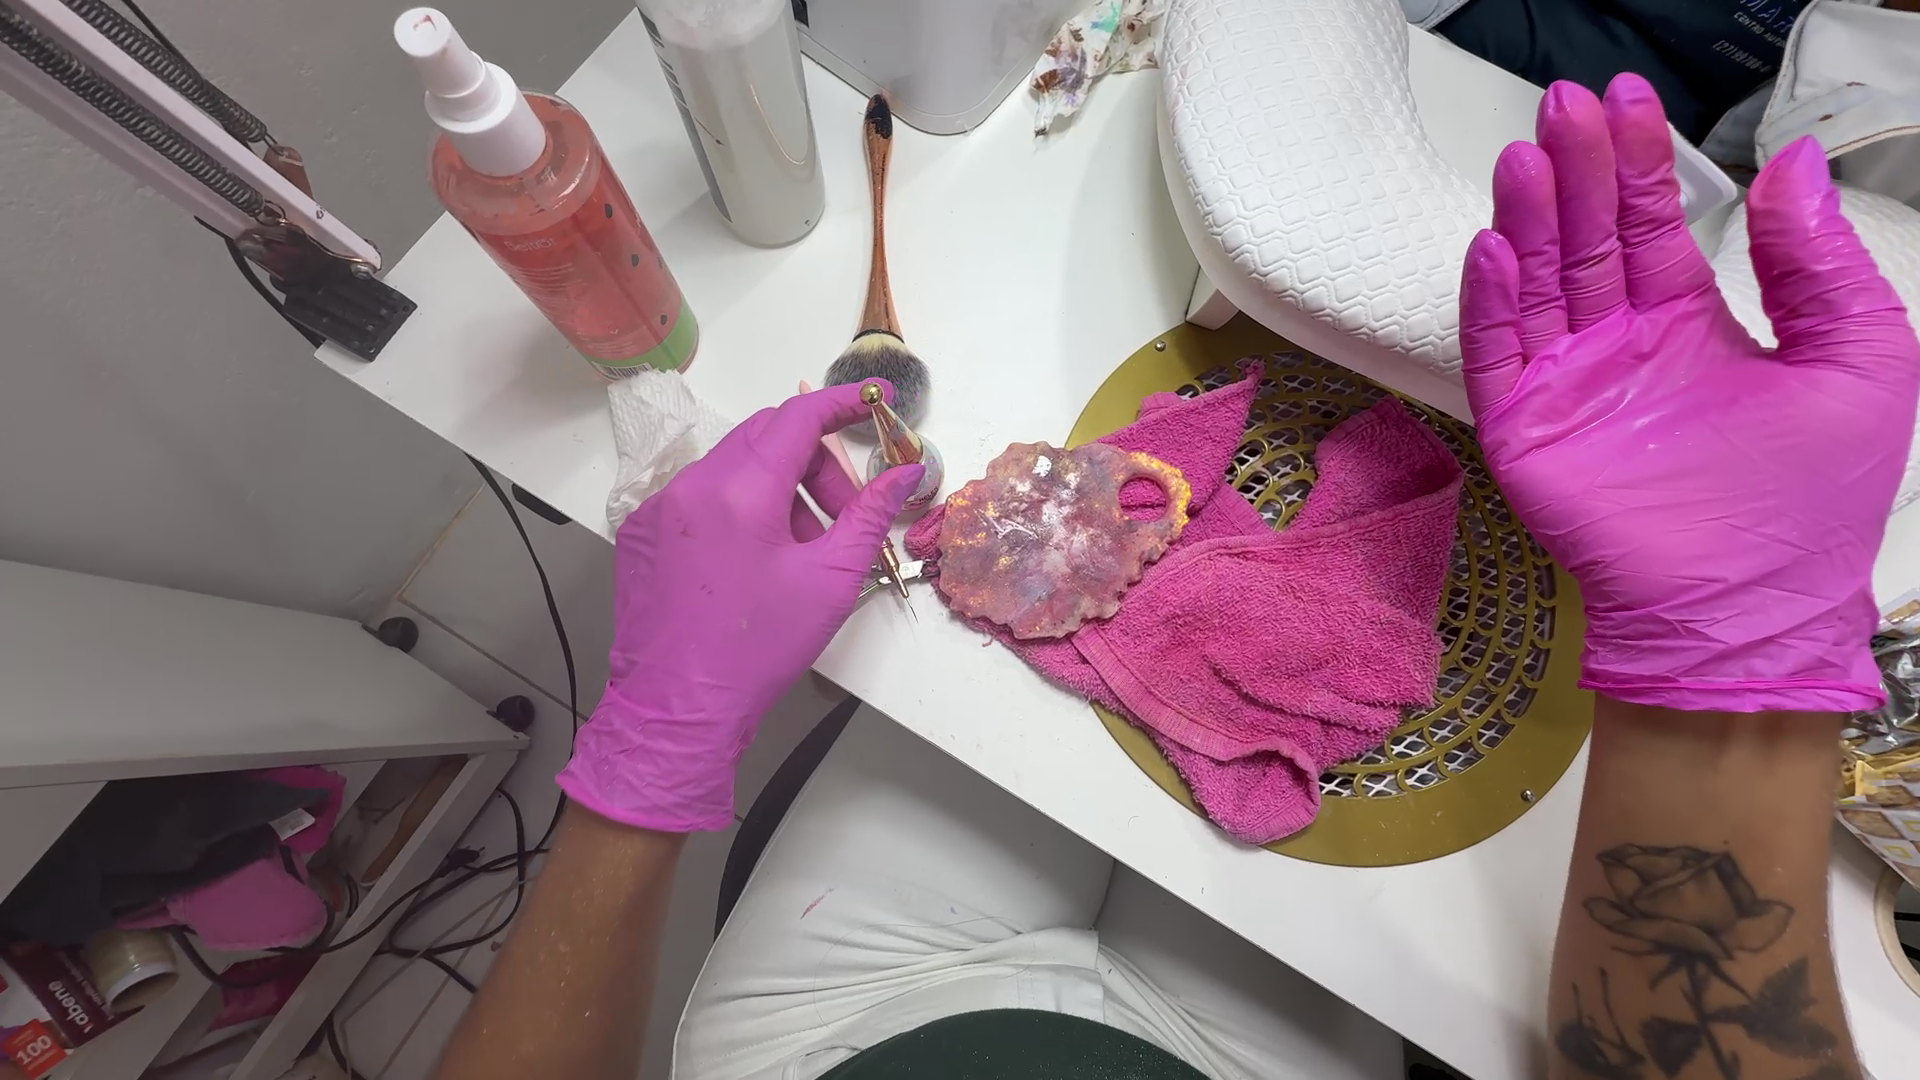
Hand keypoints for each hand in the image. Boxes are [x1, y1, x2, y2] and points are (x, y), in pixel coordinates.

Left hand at [557, 383, 922, 831]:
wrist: (677, 710)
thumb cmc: (759, 648)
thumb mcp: (830, 580)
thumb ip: (871, 515)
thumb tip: (907, 472)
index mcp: (739, 492)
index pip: (797, 417)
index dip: (842, 402)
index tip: (877, 399)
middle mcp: (691, 485)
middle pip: (768, 437)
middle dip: (817, 461)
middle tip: (846, 511)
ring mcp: (660, 508)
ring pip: (736, 466)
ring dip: (782, 489)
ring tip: (803, 550)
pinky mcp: (645, 532)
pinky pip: (705, 495)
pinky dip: (745, 507)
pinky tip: (758, 561)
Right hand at [1460, 75, 1918, 711]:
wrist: (1733, 595)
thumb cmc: (1800, 494)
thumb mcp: (1857, 359)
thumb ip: (1817, 265)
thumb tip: (1790, 167)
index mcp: (1686, 325)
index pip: (1648, 227)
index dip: (1636, 162)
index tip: (1623, 100)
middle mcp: (1613, 345)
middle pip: (1581, 243)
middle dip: (1573, 173)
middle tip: (1561, 107)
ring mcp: (1560, 384)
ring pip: (1535, 286)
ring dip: (1524, 223)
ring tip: (1521, 159)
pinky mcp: (1517, 424)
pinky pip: (1497, 352)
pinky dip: (1491, 302)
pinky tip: (1492, 251)